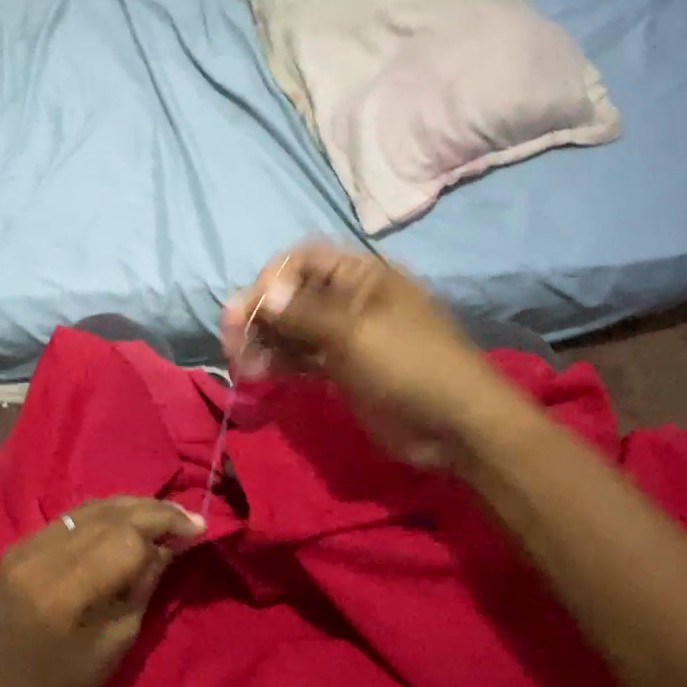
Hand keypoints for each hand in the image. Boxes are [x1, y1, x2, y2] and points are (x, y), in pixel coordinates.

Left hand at [0, 497, 204, 686]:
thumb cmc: (72, 683)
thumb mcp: (121, 637)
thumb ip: (145, 582)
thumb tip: (173, 540)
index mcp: (62, 592)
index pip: (122, 538)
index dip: (163, 527)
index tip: (197, 529)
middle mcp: (37, 559)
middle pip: (106, 516)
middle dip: (153, 511)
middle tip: (190, 518)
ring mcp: (23, 548)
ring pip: (88, 508)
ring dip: (131, 507)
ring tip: (165, 514)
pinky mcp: (18, 545)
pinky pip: (70, 518)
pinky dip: (104, 515)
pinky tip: (129, 521)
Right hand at [221, 241, 526, 464]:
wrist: (455, 425)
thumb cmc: (410, 366)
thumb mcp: (355, 333)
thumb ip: (302, 313)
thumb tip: (261, 294)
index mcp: (361, 276)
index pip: (301, 261)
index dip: (271, 281)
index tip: (247, 312)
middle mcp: (349, 299)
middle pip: (290, 295)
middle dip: (258, 316)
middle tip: (231, 344)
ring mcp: (344, 336)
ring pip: (290, 329)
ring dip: (262, 343)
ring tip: (242, 366)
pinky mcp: (340, 369)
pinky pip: (299, 357)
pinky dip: (277, 364)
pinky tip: (258, 377)